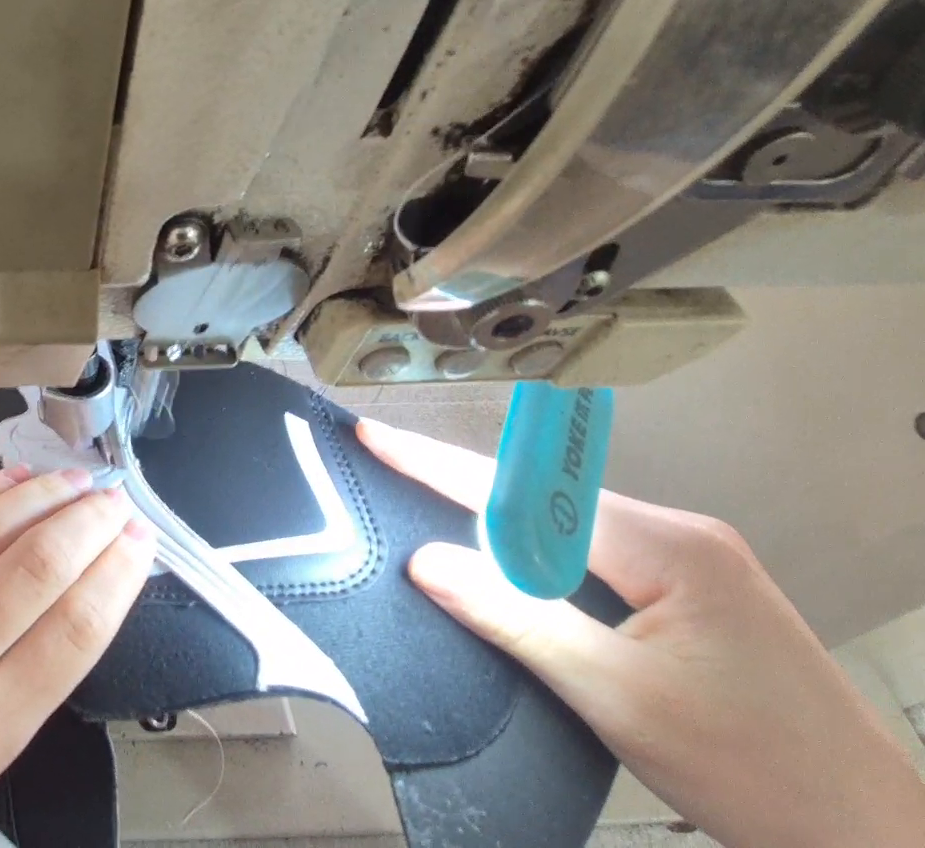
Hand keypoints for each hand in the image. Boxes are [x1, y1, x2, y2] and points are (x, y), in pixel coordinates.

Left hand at [0, 467, 156, 847]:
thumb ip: (15, 693)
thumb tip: (61, 614)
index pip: (74, 630)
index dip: (118, 577)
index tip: (138, 549)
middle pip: (39, 567)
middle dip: (91, 524)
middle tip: (118, 502)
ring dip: (44, 496)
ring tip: (78, 480)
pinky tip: (11, 481)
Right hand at [357, 420, 924, 847]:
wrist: (868, 836)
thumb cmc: (754, 770)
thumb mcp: (616, 693)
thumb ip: (515, 617)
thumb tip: (427, 561)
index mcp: (669, 547)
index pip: (527, 493)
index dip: (439, 463)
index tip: (376, 436)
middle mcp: (681, 536)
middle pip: (544, 497)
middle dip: (460, 481)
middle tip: (388, 462)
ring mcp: (691, 562)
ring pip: (564, 524)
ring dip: (496, 519)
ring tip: (426, 503)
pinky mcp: (690, 591)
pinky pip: (587, 552)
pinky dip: (531, 552)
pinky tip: (502, 561)